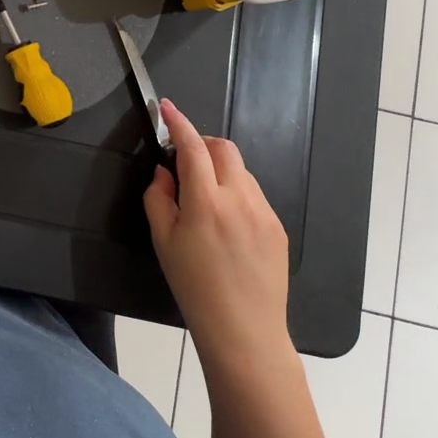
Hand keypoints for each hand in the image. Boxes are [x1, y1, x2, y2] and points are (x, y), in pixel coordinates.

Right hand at [143, 99, 292, 363]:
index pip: (192, 147)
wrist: (244, 330)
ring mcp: (264, 213)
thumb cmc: (194, 286)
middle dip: (202, 144)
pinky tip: (223, 220)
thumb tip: (165, 173)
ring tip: (202, 197)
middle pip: (224, 149)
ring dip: (219, 168)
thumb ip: (158, 198)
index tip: (166, 107)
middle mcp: (240, 199)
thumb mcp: (162, 241)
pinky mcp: (278, 228)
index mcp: (206, 202)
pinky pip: (254, 194)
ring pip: (241, 170)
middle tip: (182, 161)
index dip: (178, 123)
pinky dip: (234, 190)